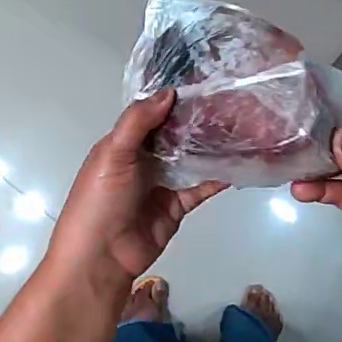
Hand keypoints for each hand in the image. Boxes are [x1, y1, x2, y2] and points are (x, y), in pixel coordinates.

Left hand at [39, 90, 225, 306]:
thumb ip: (138, 122)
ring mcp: (162, 184)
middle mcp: (144, 160)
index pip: (152, 115)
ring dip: (211, 146)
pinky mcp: (177, 206)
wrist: (100, 258)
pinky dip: (218, 177)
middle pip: (175, 136)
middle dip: (199, 122)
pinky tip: (238, 163)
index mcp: (123, 145)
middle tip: (233, 101)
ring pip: (191, 159)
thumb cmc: (99, 201)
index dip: (174, 100)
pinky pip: (201, 188)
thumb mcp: (112, 154)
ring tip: (241, 126)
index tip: (204, 82)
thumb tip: (169, 92)